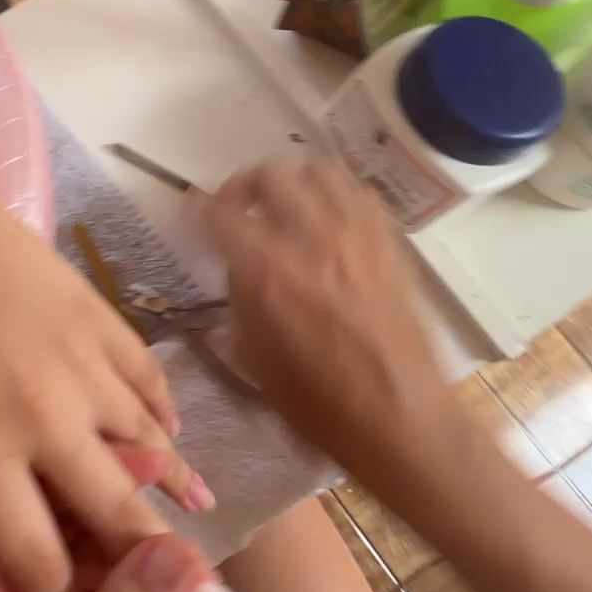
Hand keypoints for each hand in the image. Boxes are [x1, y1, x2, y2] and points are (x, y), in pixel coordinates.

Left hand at [0, 184, 209, 591]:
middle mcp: (48, 420)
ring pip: (151, 444)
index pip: (41, 557)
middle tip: (177, 587)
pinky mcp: (107, 323)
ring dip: (171, 482)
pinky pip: (152, 381)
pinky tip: (171, 430)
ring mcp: (86, 367)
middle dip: (145, 559)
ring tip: (195, 508)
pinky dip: (164, 413)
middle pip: (118, 511)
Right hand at [200, 162, 466, 491]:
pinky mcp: (390, 245)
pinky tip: (326, 219)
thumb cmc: (318, 402)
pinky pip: (359, 195)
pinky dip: (334, 195)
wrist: (399, 418)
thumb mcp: (253, 355)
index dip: (199, 207)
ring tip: (282, 205)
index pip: (222, 215)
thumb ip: (241, 299)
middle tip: (235, 206)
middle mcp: (312, 241)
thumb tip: (240, 268)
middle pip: (271, 177)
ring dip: (291, 182)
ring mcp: (357, 238)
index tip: (191, 207)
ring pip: (319, 173)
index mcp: (269, 272)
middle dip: (243, 186)